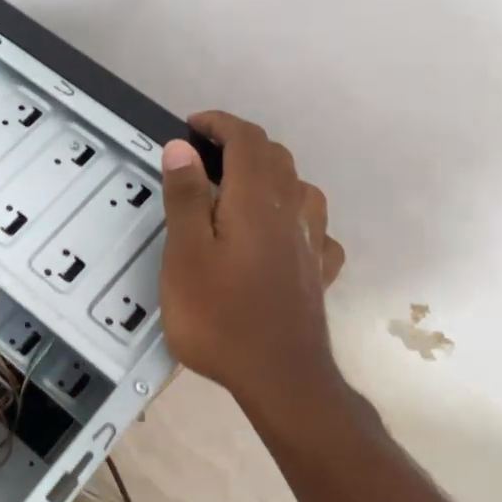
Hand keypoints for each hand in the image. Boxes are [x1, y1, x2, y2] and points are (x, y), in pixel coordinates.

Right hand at [159, 111, 344, 409]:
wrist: (281, 378)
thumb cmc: (221, 316)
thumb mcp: (185, 254)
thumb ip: (185, 197)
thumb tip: (183, 148)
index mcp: (257, 200)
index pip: (247, 140)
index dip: (220, 123)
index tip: (191, 125)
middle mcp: (292, 212)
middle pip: (276, 157)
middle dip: (241, 144)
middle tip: (203, 155)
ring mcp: (312, 244)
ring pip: (300, 188)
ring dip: (270, 175)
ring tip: (238, 189)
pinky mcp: (318, 273)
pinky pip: (313, 229)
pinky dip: (293, 217)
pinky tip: (280, 235)